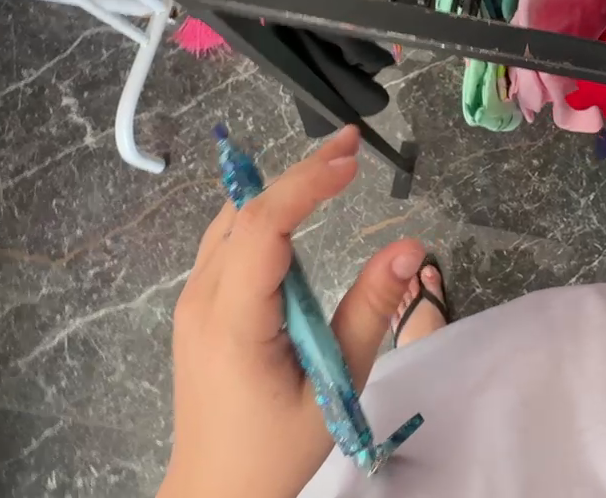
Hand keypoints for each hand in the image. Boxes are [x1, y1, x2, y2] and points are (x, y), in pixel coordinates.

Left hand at [160, 127, 425, 497]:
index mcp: (233, 319)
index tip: (353, 159)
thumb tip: (411, 247)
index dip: (307, 183)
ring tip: (334, 164)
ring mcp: (194, 298)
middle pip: (248, 209)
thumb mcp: (335, 385)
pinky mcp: (199, 303)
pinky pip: (229, 237)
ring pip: (234, 217)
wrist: (212, 493)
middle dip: (302, 169)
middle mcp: (202, 297)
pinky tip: (296, 205)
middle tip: (352, 142)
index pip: (264, 225)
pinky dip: (265, 208)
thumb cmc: (275, 448)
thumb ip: (371, 312)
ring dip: (283, 185)